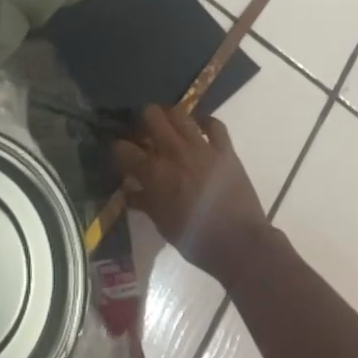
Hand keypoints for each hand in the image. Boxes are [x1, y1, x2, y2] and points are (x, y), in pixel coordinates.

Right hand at [115, 105, 271, 282]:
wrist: (239, 243)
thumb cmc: (195, 240)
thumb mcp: (162, 224)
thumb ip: (144, 202)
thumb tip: (130, 191)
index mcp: (154, 173)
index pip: (123, 148)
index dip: (118, 150)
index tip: (121, 156)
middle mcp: (174, 152)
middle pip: (151, 115)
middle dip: (143, 122)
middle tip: (145, 135)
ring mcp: (201, 148)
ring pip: (179, 114)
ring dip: (169, 117)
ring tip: (168, 127)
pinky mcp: (225, 150)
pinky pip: (214, 124)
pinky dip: (205, 123)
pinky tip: (200, 129)